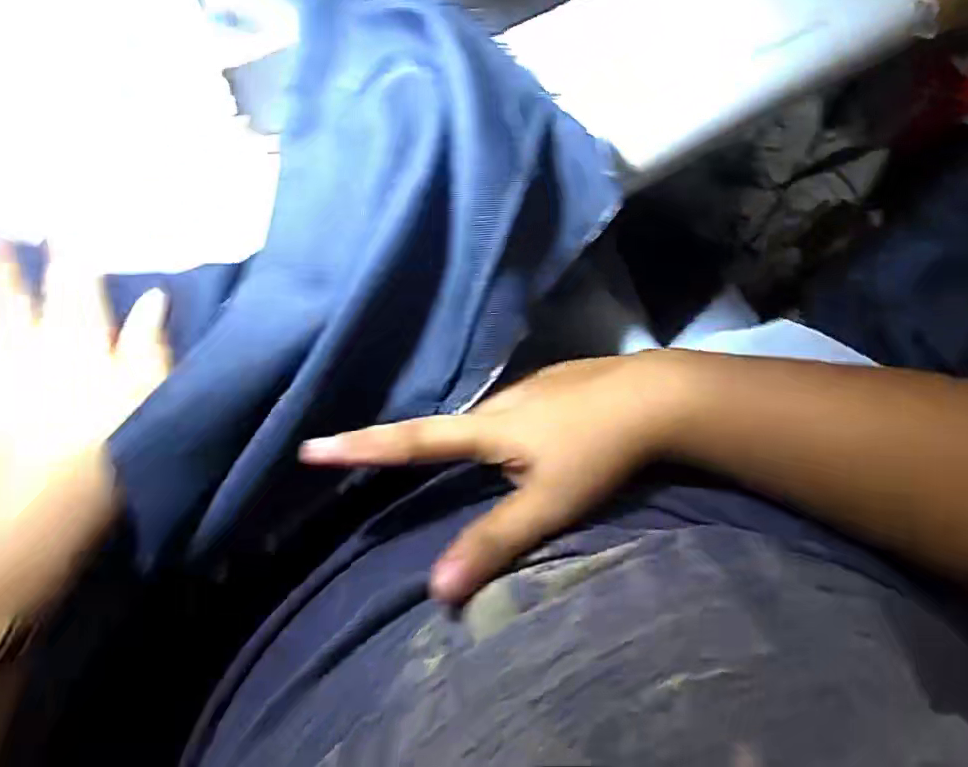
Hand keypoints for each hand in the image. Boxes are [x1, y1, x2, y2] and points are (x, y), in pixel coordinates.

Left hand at [0, 240, 170, 621]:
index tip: (71, 229)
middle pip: (6, 299)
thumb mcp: (135, 422)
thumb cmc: (72, 495)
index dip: (75, 258)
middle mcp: (4, 356)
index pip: (76, 290)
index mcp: (69, 355)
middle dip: (7, 267)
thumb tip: (153, 298)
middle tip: (1, 239)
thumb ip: (146, 356)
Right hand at [299, 353, 694, 603]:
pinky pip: (527, 407)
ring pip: (498, 417)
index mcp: (491, 425)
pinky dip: (521, 427)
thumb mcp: (547, 503)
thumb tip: (435, 588)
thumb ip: (494, 541)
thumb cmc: (599, 450)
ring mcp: (539, 383)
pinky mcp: (565, 379)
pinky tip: (547, 439)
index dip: (363, 446)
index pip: (414, 440)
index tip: (312, 446)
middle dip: (432, 446)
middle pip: (458, 427)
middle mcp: (507, 397)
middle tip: (419, 466)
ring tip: (503, 466)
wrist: (656, 395)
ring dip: (486, 440)